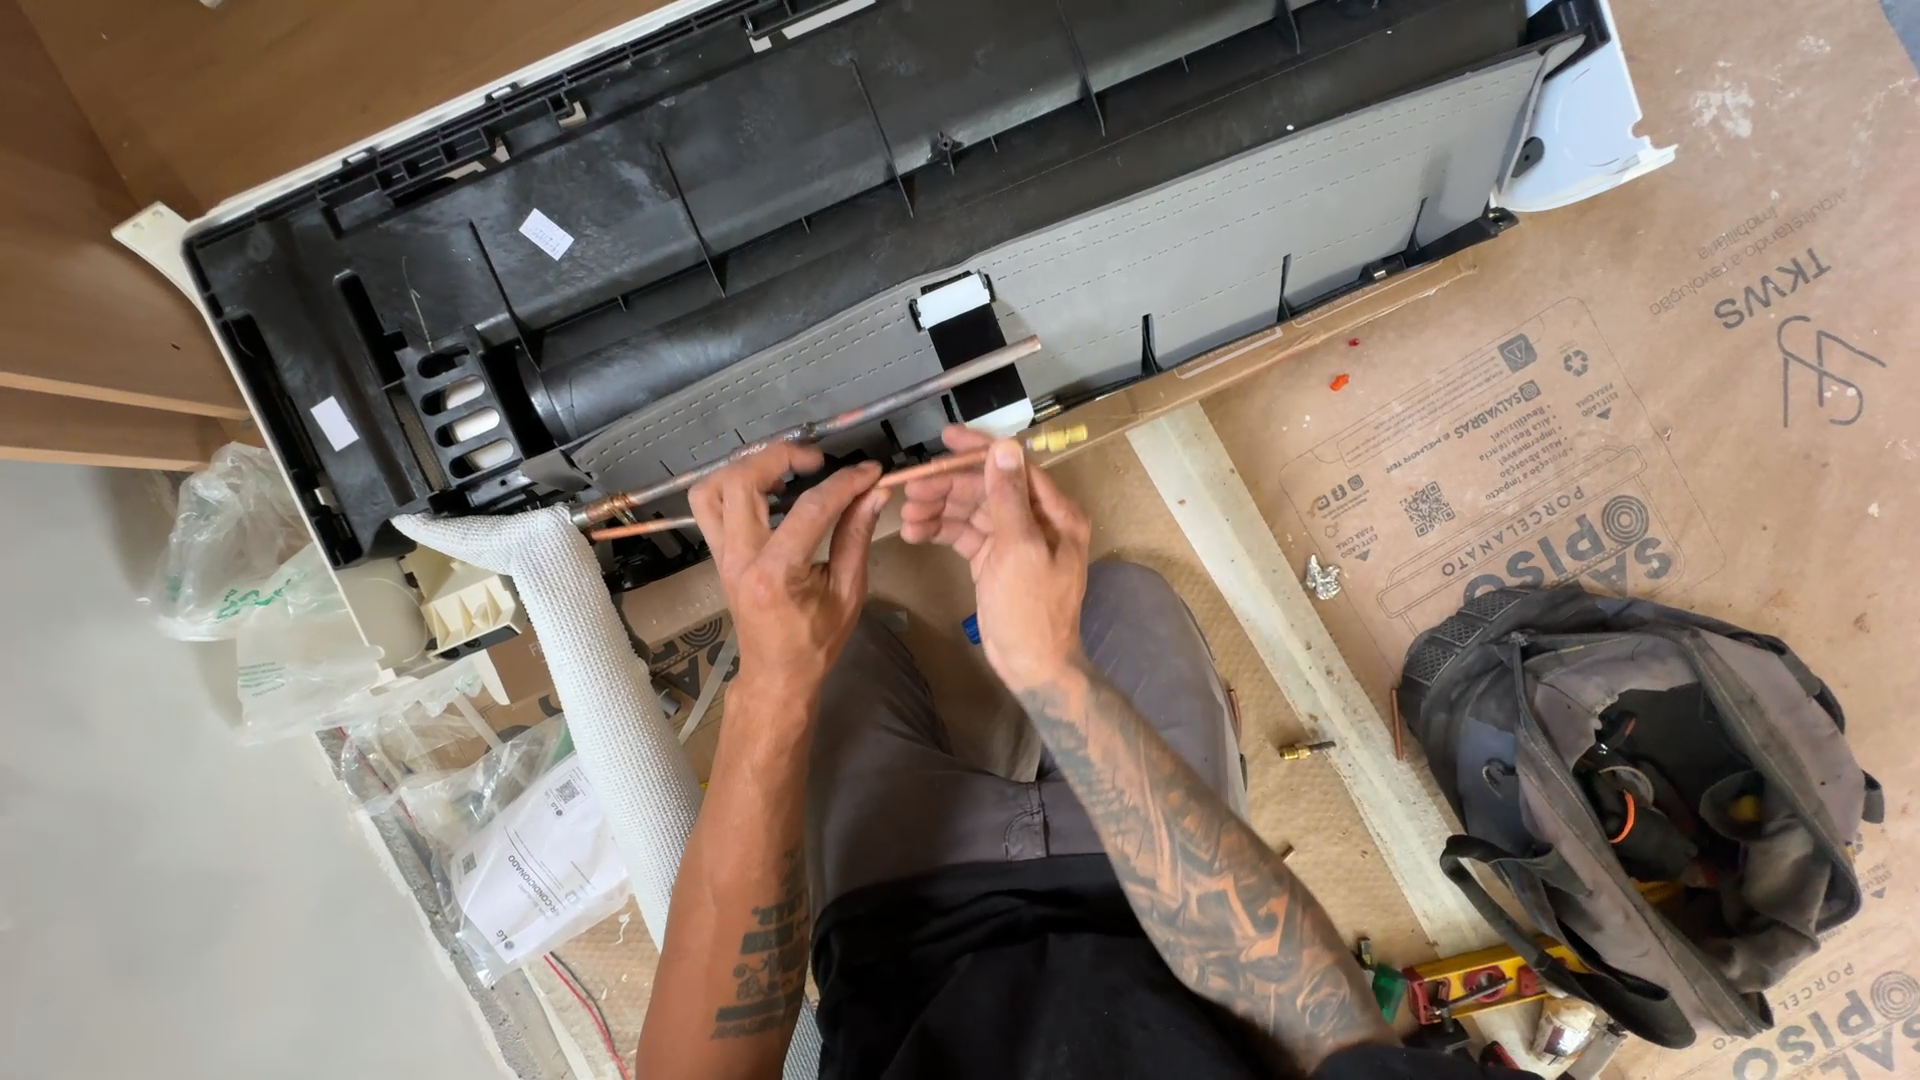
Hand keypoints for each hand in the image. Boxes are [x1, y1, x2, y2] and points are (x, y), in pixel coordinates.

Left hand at [688, 444, 888, 706]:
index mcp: (776, 574)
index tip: (870, 471)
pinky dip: (732, 485)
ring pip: (711, 489)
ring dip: (746, 467)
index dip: (844, 483)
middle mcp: (739, 559)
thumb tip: (874, 493)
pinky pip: (709, 506)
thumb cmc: (816, 643)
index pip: (810, 509)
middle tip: (817, 460)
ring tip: (784, 469)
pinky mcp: (718, 554)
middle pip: (741, 483)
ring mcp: (721, 556)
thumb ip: (856, 537)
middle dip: (781, 458)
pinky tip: (767, 489)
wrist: (776, 674)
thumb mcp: (848, 593)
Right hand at [900, 426, 1091, 690]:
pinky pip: (965, 534)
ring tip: (907, 516)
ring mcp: (1014, 540)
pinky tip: (916, 532)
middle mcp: (1037, 520)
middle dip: (949, 486)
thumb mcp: (1020, 551)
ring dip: (939, 509)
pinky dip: (942, 530)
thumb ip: (1008, 498)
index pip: (1014, 466)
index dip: (979, 450)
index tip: (945, 440)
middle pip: (987, 487)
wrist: (1032, 666)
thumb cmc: (1032, 611)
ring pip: (972, 509)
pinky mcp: (994, 559)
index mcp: (1055, 513)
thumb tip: (1004, 447)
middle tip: (911, 490)